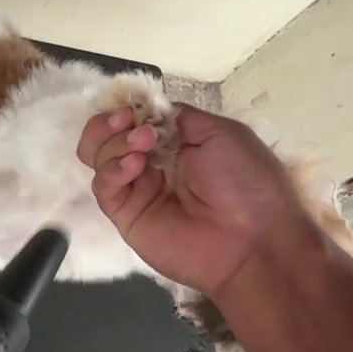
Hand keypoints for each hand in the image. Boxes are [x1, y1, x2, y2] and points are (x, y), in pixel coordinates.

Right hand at [76, 104, 323, 295]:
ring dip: (114, 142)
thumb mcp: (222, 134)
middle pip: (105, 137)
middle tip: (128, 123)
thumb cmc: (246, 183)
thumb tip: (146, 110)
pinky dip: (112, 170)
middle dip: (109, 124)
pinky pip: (104, 187)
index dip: (124, 110)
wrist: (254, 242)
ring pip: (98, 157)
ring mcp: (135, 190)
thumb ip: (179, 117)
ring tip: (142, 145)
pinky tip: (134, 167)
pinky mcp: (125, 215)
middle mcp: (149, 164)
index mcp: (173, 145)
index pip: (132, 121)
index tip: (131, 109)